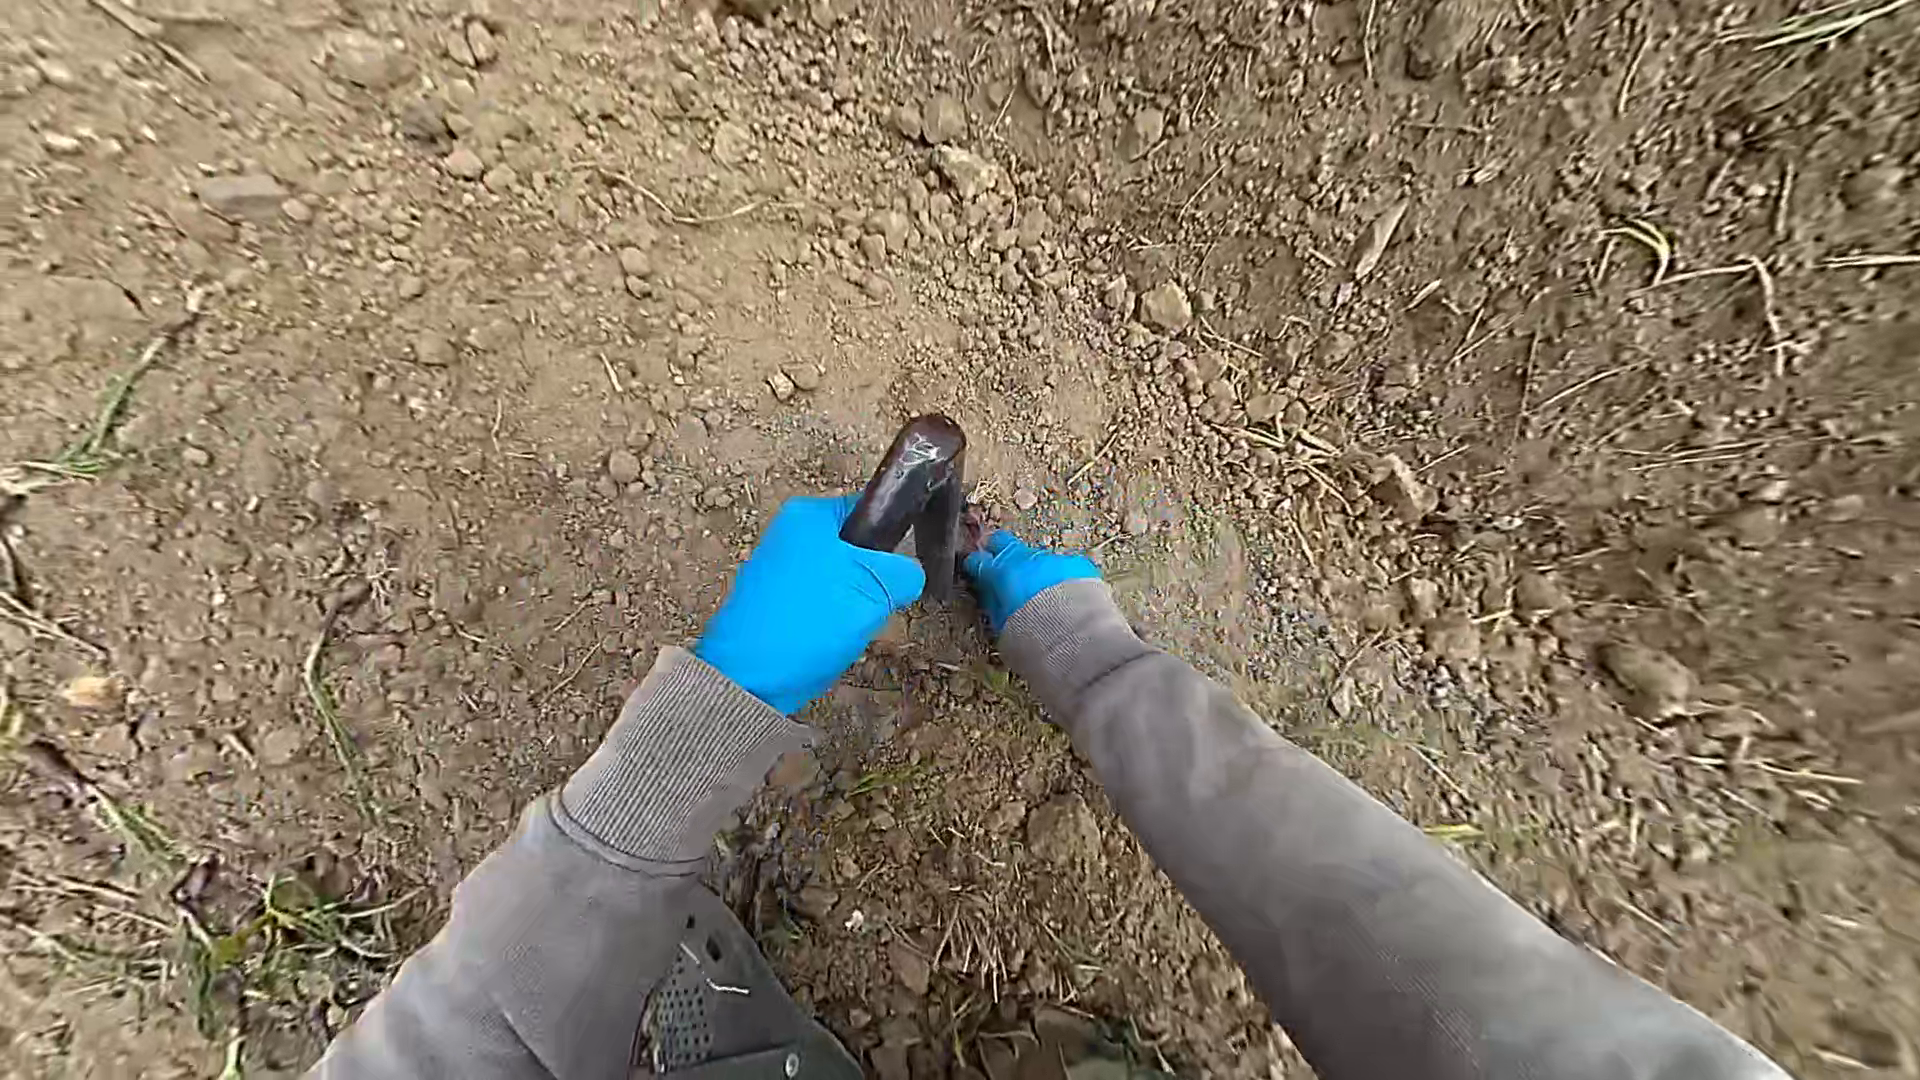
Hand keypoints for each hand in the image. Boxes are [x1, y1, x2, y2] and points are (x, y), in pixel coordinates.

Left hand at [694, 494, 924, 713]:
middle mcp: (790, 533)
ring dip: (856, 603)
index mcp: (809, 515)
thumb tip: (911, 574)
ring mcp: (781, 567)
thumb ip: (904, 572)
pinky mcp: (778, 599)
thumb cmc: (806, 623)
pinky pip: (826, 600)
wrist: (751, 679)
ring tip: (848, 623)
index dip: (893, 543)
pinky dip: (834, 617)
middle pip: (860, 548)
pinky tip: (830, 635)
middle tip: (871, 603)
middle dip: (873, 579)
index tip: (898, 572)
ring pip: (846, 578)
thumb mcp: (873, 590)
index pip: (871, 512)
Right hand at [962, 530, 1100, 633]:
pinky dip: (1059, 577)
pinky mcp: (1076, 565)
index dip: (976, 566)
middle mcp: (1024, 561)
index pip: (978, 561)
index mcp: (1001, 575)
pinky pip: (1062, 566)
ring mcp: (1051, 560)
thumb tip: (992, 597)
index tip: (976, 571)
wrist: (1076, 642)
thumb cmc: (1034, 641)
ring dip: (1033, 570)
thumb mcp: (1001, 629)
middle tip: (1001, 566)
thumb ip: (994, 605)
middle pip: (1004, 542)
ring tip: (1040, 593)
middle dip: (1000, 550)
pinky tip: (1065, 595)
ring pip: (1035, 557)